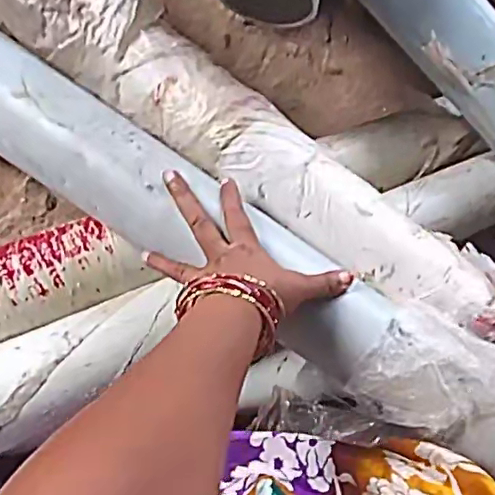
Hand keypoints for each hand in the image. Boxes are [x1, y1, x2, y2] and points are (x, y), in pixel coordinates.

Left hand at [144, 172, 354, 315]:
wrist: (244, 316)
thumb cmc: (268, 299)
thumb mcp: (301, 289)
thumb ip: (323, 283)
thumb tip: (348, 278)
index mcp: (248, 251)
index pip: (239, 219)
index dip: (232, 200)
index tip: (225, 183)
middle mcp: (223, 257)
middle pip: (202, 222)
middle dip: (187, 198)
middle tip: (171, 177)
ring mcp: (206, 273)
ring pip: (183, 254)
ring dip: (164, 252)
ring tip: (146, 249)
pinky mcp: (196, 292)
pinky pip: (178, 282)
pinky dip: (164, 272)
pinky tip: (149, 263)